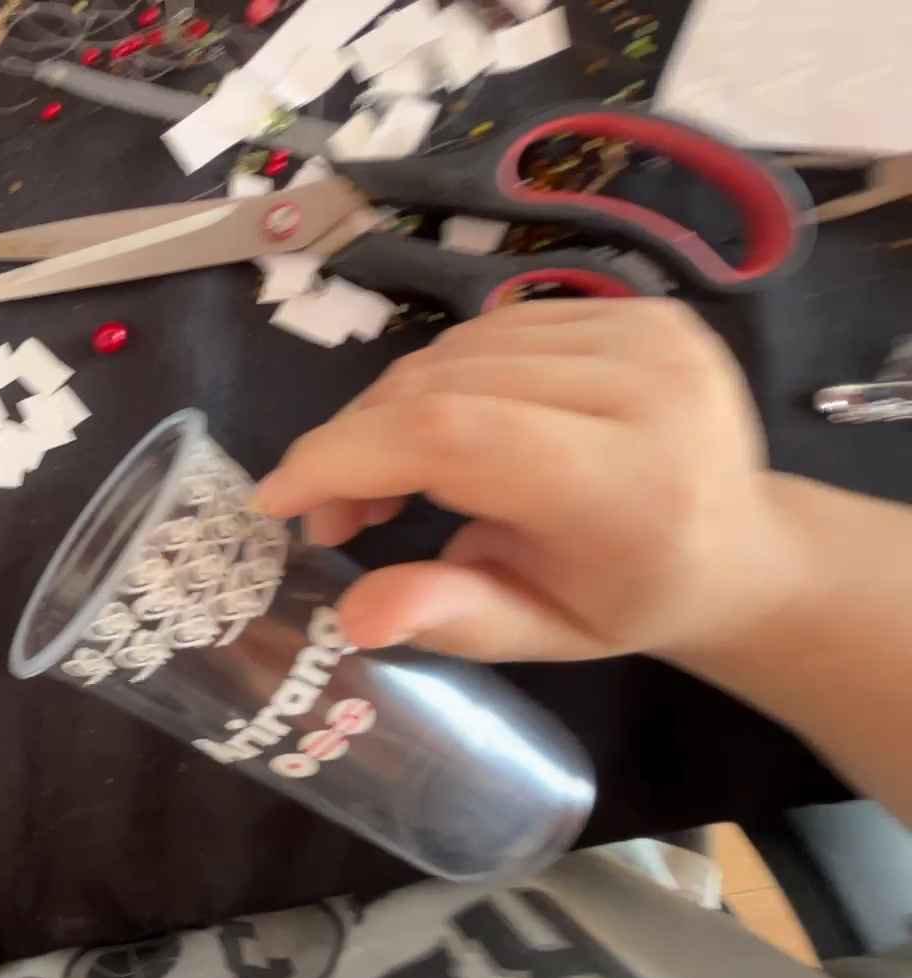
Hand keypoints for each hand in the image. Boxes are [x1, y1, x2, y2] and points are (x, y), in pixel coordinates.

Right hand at [251, 299, 808, 661]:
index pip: (449, 437)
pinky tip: (424, 440)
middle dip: (344, 454)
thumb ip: (449, 619)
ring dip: (372, 427)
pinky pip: (461, 343)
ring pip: (432, 363)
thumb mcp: (537, 633)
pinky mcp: (616, 310)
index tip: (275, 502)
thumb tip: (351, 616)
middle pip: (427, 393)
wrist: (738, 543)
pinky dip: (414, 396)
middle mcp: (643, 386)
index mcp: (632, 484)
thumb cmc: (622, 600)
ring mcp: (635, 332)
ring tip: (379, 491)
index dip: (339, 459)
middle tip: (329, 519)